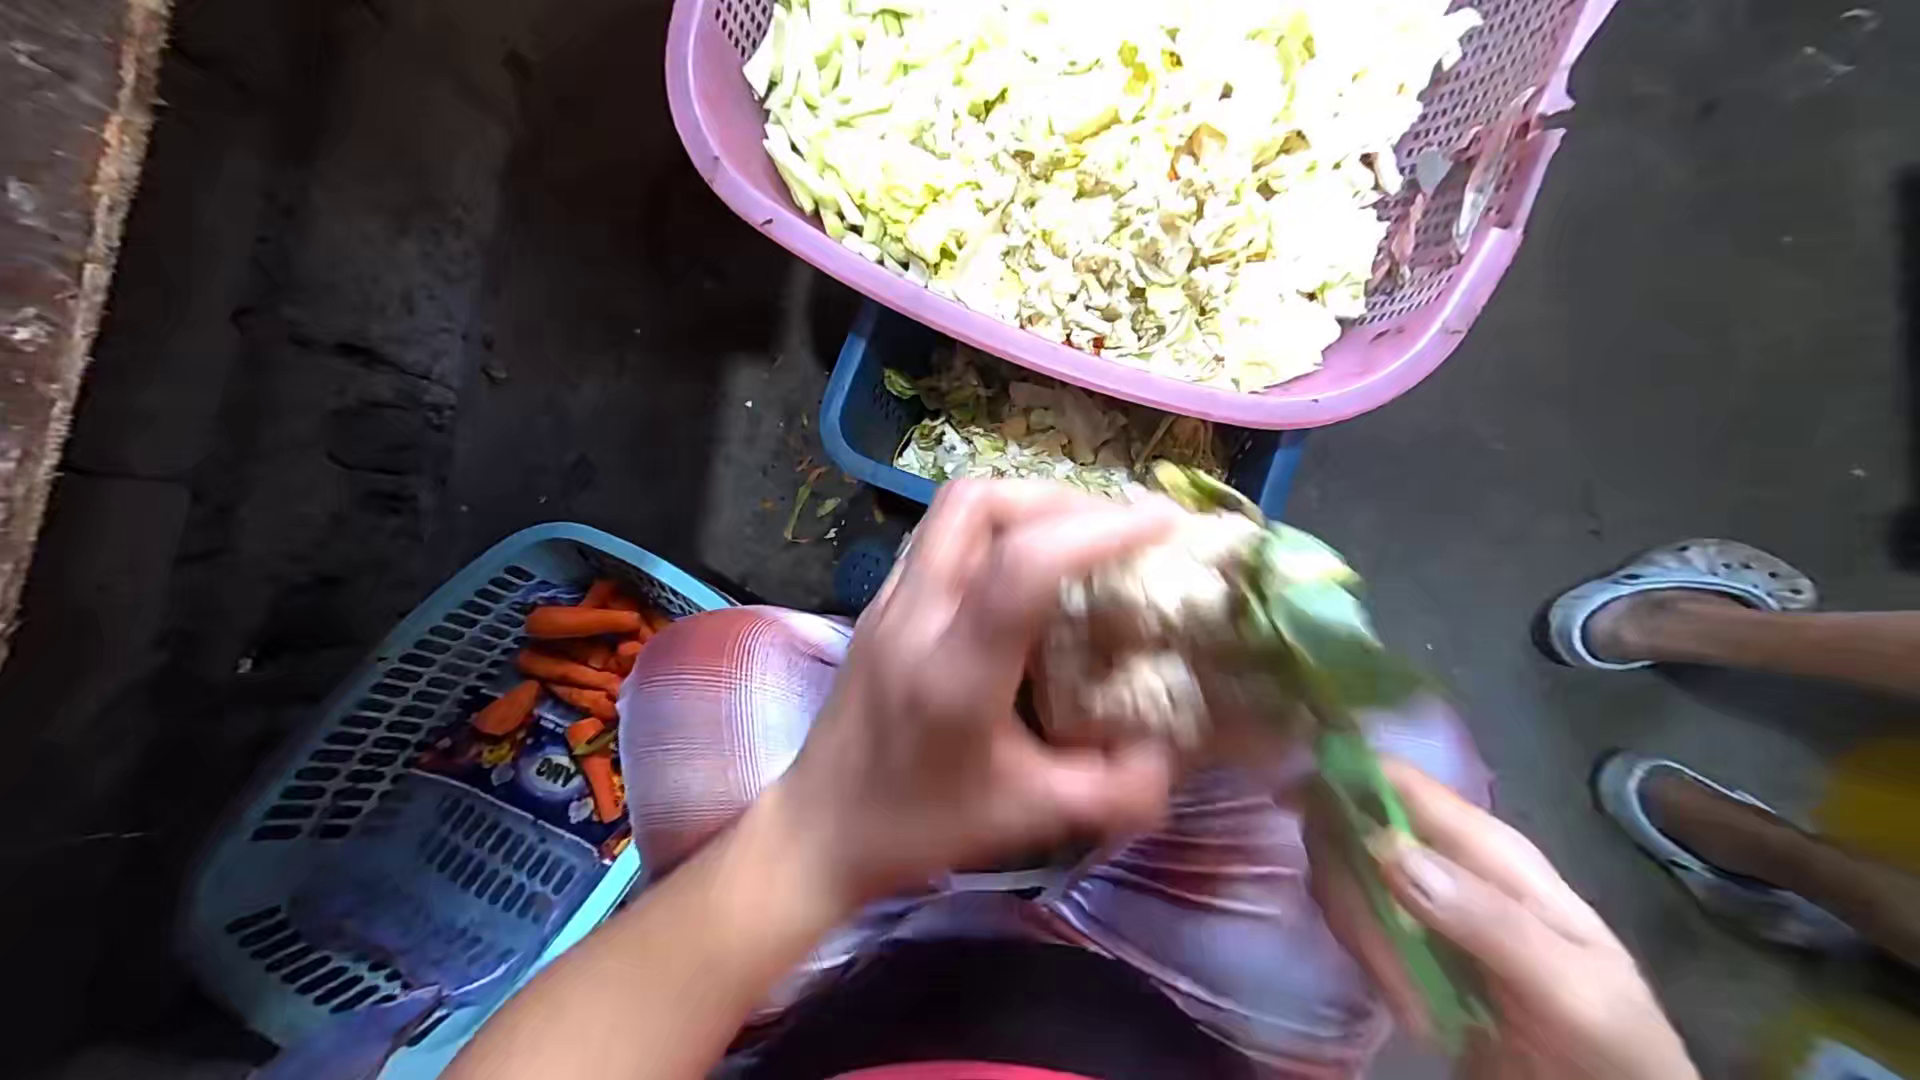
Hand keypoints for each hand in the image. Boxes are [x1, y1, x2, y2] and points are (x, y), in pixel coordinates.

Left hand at [765, 480, 1183, 909]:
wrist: (820, 828)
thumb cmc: (919, 826)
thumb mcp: (1030, 818)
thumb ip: (1115, 790)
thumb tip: (1171, 750)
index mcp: (955, 672)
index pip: (1023, 567)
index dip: (1099, 531)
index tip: (1162, 523)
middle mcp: (915, 616)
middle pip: (979, 504)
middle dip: (1060, 498)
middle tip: (1116, 527)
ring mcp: (889, 600)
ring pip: (955, 508)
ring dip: (1025, 503)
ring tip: (1077, 534)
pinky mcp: (880, 601)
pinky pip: (941, 532)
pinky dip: (994, 525)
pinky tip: (1023, 562)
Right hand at [1310, 762, 1698, 1079]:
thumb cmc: (1607, 1042)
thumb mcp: (1572, 989)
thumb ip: (1487, 919)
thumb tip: (1385, 846)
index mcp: (1485, 845)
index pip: (1395, 778)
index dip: (1337, 772)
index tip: (1290, 801)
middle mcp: (1439, 853)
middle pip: (1350, 821)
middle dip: (1347, 882)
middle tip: (1375, 947)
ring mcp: (1413, 891)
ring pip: (1338, 869)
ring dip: (1358, 931)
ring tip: (1409, 996)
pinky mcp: (1395, 929)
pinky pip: (1345, 912)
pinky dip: (1360, 952)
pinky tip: (1403, 998)